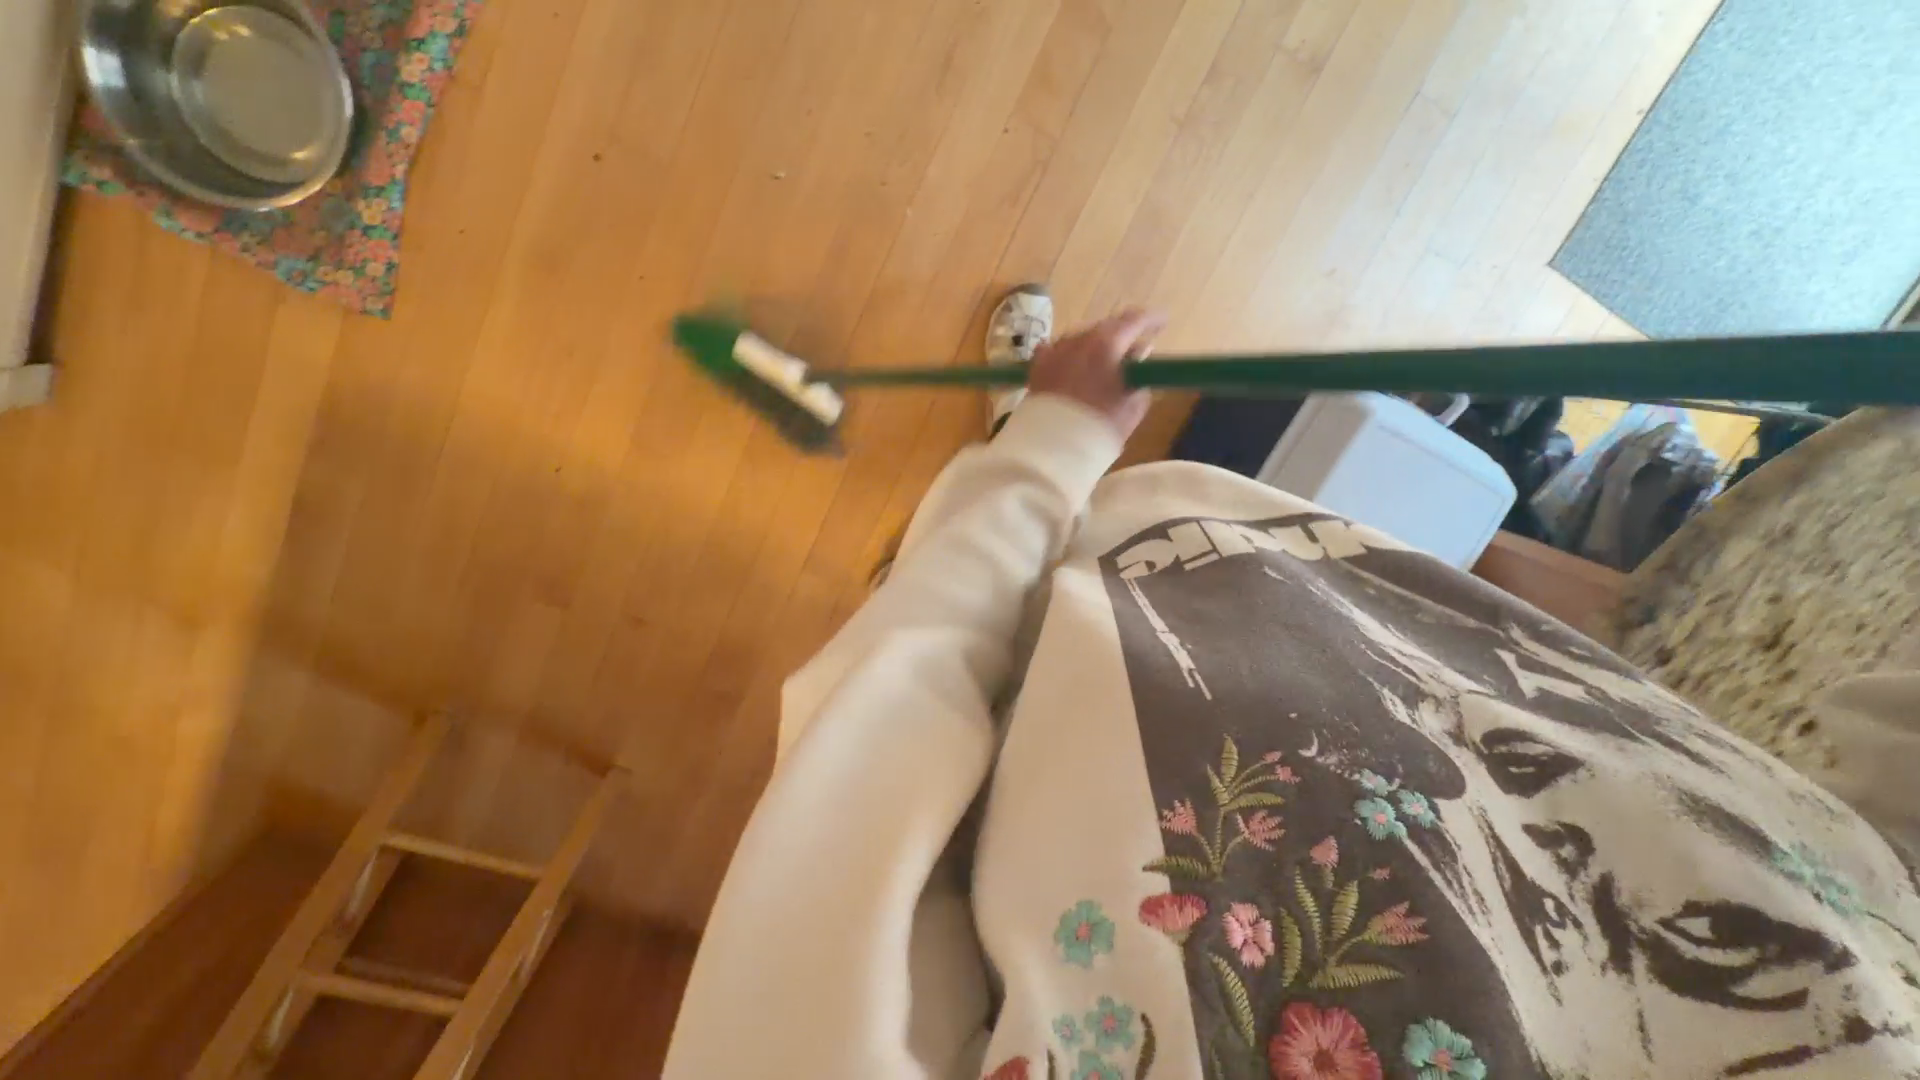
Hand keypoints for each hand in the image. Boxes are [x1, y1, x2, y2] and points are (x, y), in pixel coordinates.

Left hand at [1028, 307, 1164, 439]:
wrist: (1052, 447)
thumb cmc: (1099, 427)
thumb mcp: (1133, 406)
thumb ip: (1141, 378)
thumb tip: (1137, 362)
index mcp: (1107, 344)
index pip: (1135, 320)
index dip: (1152, 320)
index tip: (1162, 323)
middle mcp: (1079, 338)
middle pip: (1106, 327)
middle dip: (1122, 335)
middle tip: (1133, 350)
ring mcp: (1055, 350)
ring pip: (1081, 338)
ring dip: (1094, 346)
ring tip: (1102, 364)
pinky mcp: (1037, 365)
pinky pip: (1056, 350)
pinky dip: (1069, 355)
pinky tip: (1072, 365)